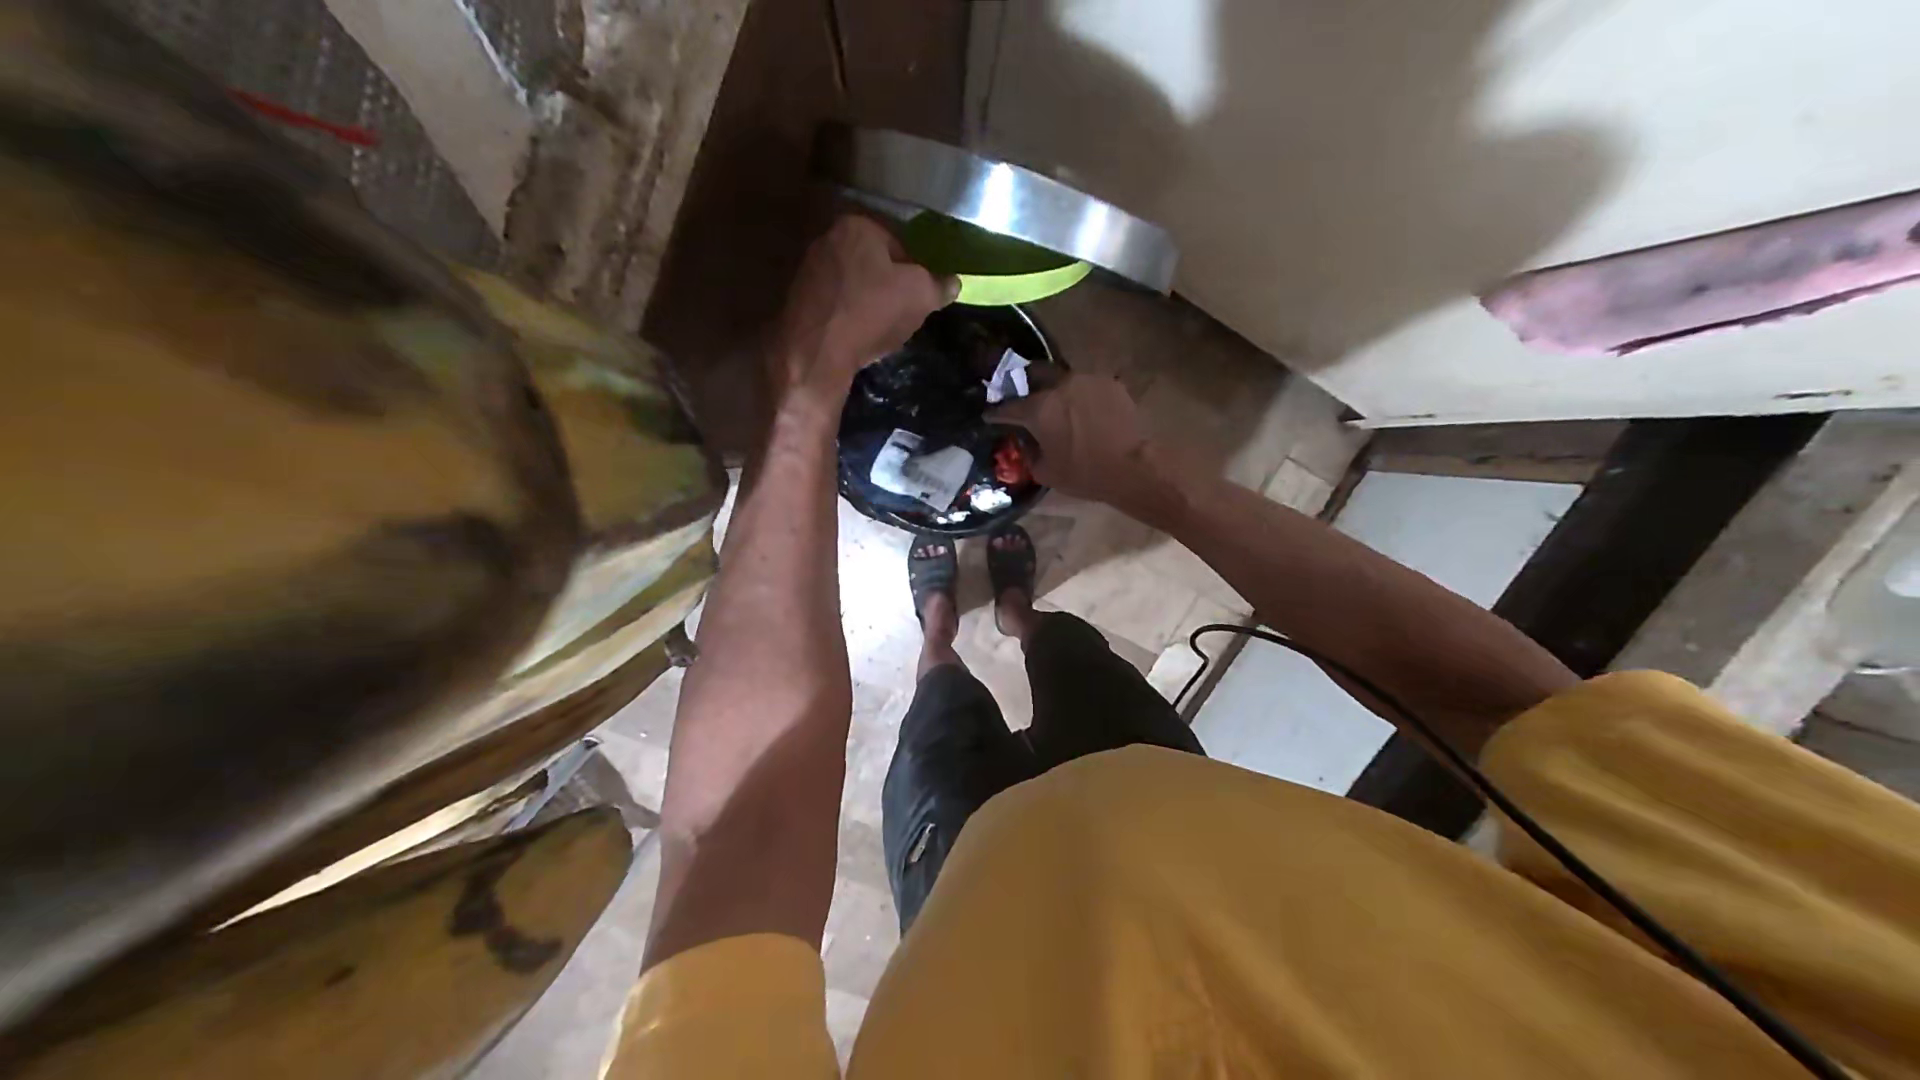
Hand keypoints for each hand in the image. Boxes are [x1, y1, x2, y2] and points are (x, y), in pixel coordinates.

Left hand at [769, 216, 955, 396]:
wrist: (816, 352)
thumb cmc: (872, 313)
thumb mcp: (920, 297)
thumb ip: (939, 285)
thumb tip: (953, 282)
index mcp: (858, 226)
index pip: (899, 244)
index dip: (916, 273)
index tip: (920, 298)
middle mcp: (828, 239)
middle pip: (873, 263)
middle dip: (889, 287)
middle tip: (903, 314)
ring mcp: (808, 269)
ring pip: (852, 284)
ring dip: (868, 304)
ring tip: (879, 330)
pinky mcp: (797, 300)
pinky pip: (834, 305)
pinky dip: (847, 318)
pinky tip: (856, 338)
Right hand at [988, 373, 1176, 511]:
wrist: (1134, 466)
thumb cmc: (1085, 473)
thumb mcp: (1046, 472)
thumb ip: (1030, 453)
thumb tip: (1027, 442)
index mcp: (1038, 408)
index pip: (1007, 407)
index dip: (996, 413)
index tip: (990, 416)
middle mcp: (1059, 386)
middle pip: (1033, 373)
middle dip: (1024, 383)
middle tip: (1024, 397)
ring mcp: (1086, 380)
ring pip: (1062, 377)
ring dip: (1056, 389)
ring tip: (1059, 405)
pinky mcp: (1109, 383)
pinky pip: (1087, 386)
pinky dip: (1081, 396)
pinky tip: (1086, 411)